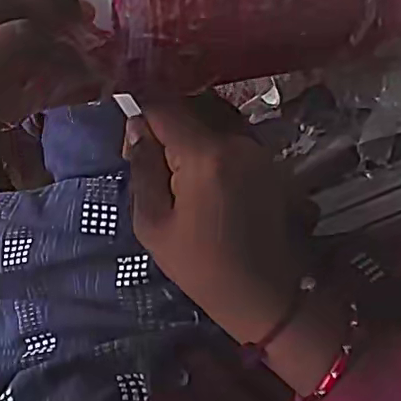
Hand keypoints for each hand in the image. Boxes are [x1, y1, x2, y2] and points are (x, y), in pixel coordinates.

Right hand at [123, 98, 312, 343]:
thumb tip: (136, 127)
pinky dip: (211, 144)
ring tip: (175, 170)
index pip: (164, 107)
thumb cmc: (200, 266)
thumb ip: (143, 169)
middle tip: (148, 158)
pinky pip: (233, 137)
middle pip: (192, 106)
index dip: (139, 112)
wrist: (264, 294)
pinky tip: (202, 179)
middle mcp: (238, 141)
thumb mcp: (153, 223)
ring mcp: (260, 149)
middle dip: (165, 122)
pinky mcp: (271, 162)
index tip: (128, 136)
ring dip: (190, 132)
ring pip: (215, 118)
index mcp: (204, 155)